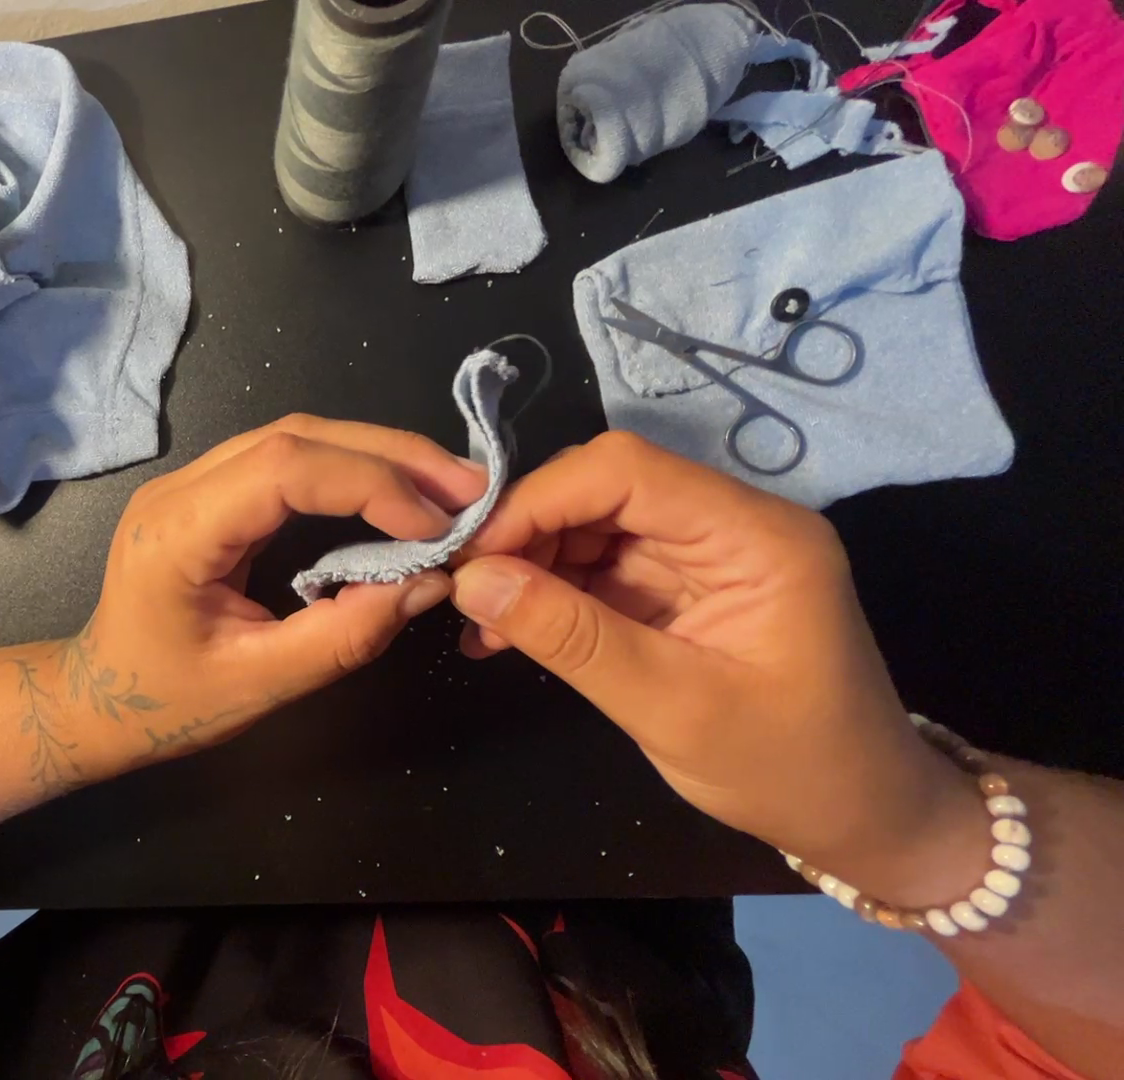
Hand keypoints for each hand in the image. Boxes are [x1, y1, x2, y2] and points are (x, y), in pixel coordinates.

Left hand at [72, 414, 492, 772]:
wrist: (99, 697)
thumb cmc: (164, 702)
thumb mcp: (258, 683)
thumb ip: (343, 635)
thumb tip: (430, 585)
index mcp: (177, 533)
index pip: (283, 469)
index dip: (371, 484)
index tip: (437, 527)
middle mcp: (178, 489)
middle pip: (294, 437)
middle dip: (390, 456)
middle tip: (469, 489)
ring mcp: (187, 484)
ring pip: (292, 439)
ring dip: (374, 457)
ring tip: (444, 488)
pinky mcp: (206, 495)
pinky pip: (282, 464)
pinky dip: (345, 473)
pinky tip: (389, 494)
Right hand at [449, 433, 983, 905]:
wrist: (855, 817)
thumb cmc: (786, 768)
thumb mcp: (671, 708)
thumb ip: (568, 637)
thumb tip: (467, 581)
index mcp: (752, 536)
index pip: (624, 472)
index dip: (536, 501)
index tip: (472, 557)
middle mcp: (722, 525)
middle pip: (595, 489)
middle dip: (520, 533)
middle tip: (465, 590)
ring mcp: (692, 553)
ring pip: (579, 523)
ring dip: (521, 566)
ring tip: (480, 622)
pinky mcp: (666, 584)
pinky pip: (585, 565)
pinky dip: (537, 593)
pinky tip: (501, 632)